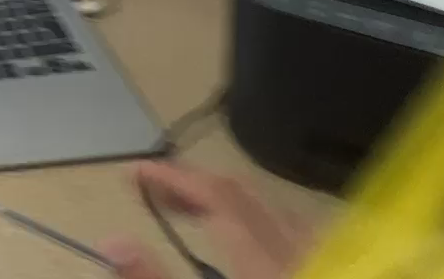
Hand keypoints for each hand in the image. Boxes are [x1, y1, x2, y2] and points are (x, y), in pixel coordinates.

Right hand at [101, 162, 314, 278]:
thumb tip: (112, 242)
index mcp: (266, 270)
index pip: (217, 199)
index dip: (173, 178)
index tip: (135, 175)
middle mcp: (303, 260)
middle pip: (245, 196)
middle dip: (194, 185)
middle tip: (154, 193)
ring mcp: (331, 271)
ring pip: (277, 213)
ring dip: (228, 204)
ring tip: (194, 214)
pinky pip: (303, 238)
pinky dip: (265, 226)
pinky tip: (250, 247)